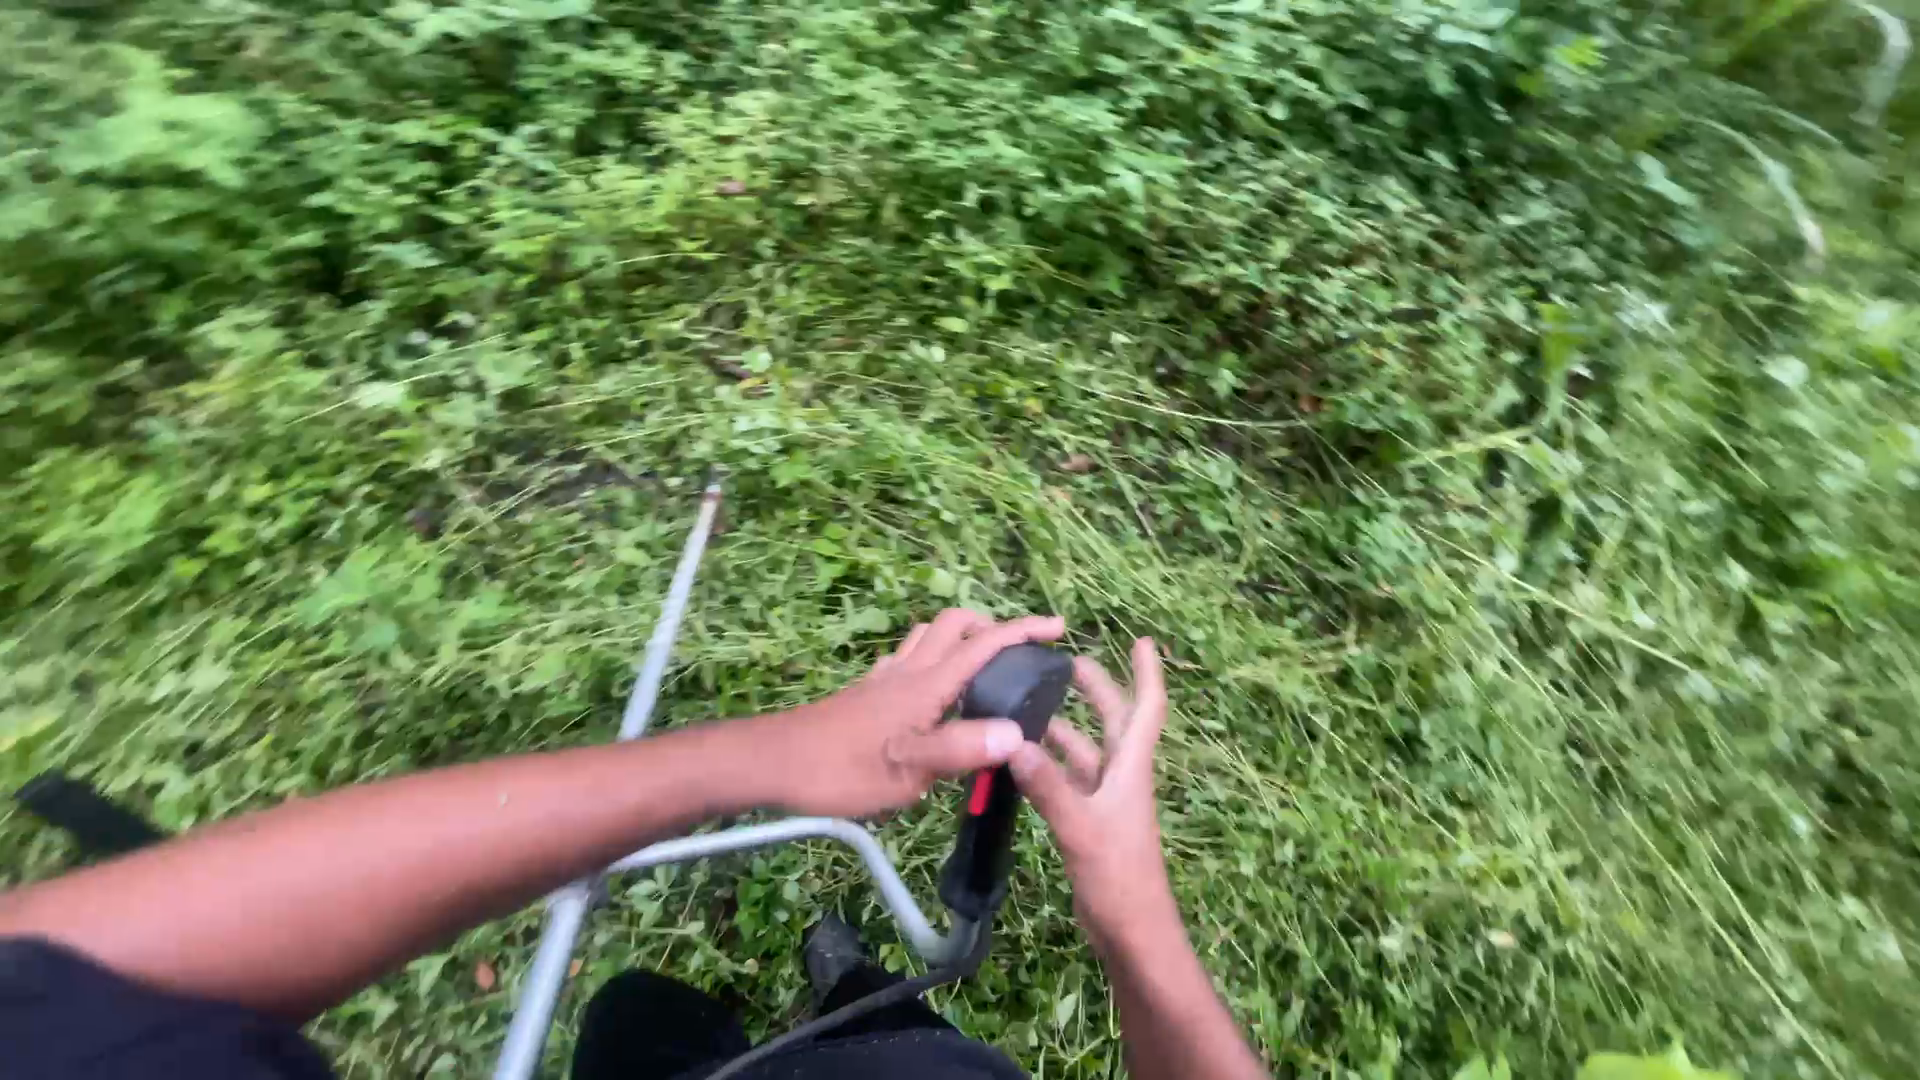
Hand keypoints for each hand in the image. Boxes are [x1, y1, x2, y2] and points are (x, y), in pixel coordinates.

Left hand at [769, 609, 1066, 817]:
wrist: (774, 761)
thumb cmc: (840, 770)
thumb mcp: (906, 772)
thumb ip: (961, 750)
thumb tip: (1017, 733)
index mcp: (926, 686)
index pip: (983, 644)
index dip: (1022, 630)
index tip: (1056, 627)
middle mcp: (907, 671)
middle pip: (954, 623)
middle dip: (991, 626)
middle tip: (1015, 654)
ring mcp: (884, 677)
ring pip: (928, 635)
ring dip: (959, 637)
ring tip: (981, 669)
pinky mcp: (867, 690)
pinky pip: (907, 657)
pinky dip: (930, 658)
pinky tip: (931, 692)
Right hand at [1009, 637, 1176, 946]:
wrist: (1132, 932)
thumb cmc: (1120, 878)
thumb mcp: (1082, 829)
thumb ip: (1050, 788)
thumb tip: (1015, 743)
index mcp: (1130, 768)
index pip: (1147, 708)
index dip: (1147, 673)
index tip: (1143, 641)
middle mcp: (1121, 775)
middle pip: (1112, 720)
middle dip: (1095, 689)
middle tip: (1065, 664)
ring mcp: (1105, 798)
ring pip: (1085, 749)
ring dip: (1064, 726)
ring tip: (1031, 704)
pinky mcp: (1089, 819)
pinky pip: (1068, 778)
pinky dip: (1049, 763)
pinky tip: (1022, 758)